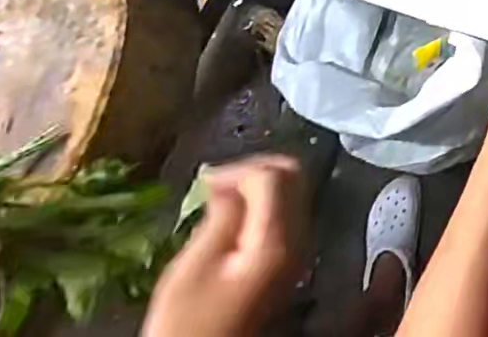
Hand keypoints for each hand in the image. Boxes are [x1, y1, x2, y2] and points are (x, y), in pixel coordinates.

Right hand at [143, 154, 305, 336]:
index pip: (274, 177)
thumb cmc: (186, 326)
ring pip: (294, 187)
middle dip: (255, 167)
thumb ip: (221, 215)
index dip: (240, 168)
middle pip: (293, 175)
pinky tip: (237, 210)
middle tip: (217, 180)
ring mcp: (301, 248)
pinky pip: (288, 208)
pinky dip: (266, 199)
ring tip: (223, 192)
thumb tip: (229, 182)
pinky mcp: (292, 255)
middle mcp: (300, 239)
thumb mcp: (193, 268)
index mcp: (277, 241)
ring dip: (261, 181)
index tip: (207, 180)